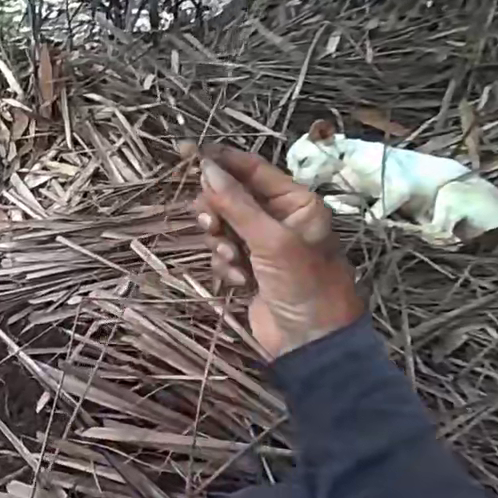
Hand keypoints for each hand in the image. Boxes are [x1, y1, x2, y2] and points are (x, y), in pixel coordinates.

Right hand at [193, 146, 365, 358]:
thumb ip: (236, 203)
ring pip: (222, 226)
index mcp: (295, 202)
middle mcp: (278, 218)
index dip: (219, 161)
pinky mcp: (247, 269)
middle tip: (210, 224)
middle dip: (217, 211)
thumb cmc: (303, 284)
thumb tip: (205, 167)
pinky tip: (237, 280)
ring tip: (231, 260)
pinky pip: (221, 253)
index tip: (186, 153)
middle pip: (230, 197)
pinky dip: (224, 265)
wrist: (311, 344)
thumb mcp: (271, 240)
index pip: (252, 169)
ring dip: (220, 242)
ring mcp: (261, 245)